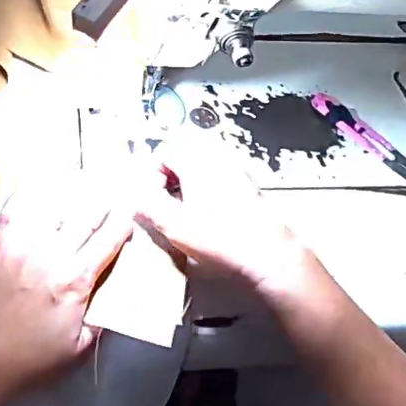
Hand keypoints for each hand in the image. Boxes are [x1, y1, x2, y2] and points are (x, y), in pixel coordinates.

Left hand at [0, 186, 134, 405]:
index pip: (108, 240)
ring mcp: (23, 243)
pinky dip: (31, 192)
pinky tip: (42, 186)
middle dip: (104, 202)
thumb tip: (116, 293)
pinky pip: (18, 206)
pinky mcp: (0, 241)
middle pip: (86, 213)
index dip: (123, 224)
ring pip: (55, 204)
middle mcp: (51, 253)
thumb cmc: (31, 358)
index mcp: (74, 279)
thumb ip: (101, 316)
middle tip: (114, 193)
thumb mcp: (78, 347)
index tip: (132, 214)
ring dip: (73, 193)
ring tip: (85, 185)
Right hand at [131, 145, 319, 306]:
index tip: (153, 196)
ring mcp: (236, 170)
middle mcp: (216, 158)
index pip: (164, 150)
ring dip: (188, 180)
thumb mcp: (173, 226)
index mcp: (195, 162)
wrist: (269, 255)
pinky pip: (219, 175)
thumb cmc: (219, 239)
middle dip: (169, 174)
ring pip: (202, 164)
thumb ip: (149, 206)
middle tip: (167, 202)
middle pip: (183, 153)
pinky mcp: (249, 185)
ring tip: (187, 209)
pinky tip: (211, 214)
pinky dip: (208, 186)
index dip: (152, 172)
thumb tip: (136, 196)